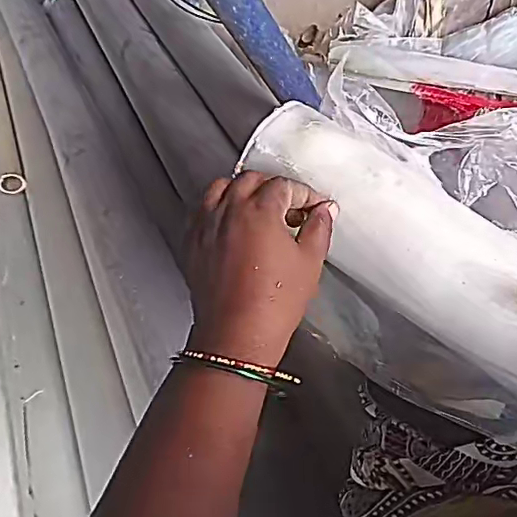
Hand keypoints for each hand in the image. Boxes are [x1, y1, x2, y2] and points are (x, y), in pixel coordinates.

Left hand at [183, 172, 334, 365]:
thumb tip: (323, 212)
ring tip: (259, 208)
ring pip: (221, 188)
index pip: (284, 185)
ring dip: (242, 191)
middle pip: (251, 180)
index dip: (305, 194)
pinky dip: (218, 208)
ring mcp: (207, 226)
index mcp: (259, 211)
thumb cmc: (270, 305)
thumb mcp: (309, 262)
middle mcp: (228, 212)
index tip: (314, 206)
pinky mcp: (193, 243)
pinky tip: (232, 222)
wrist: (237, 336)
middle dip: (274, 187)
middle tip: (291, 206)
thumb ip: (319, 228)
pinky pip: (203, 210)